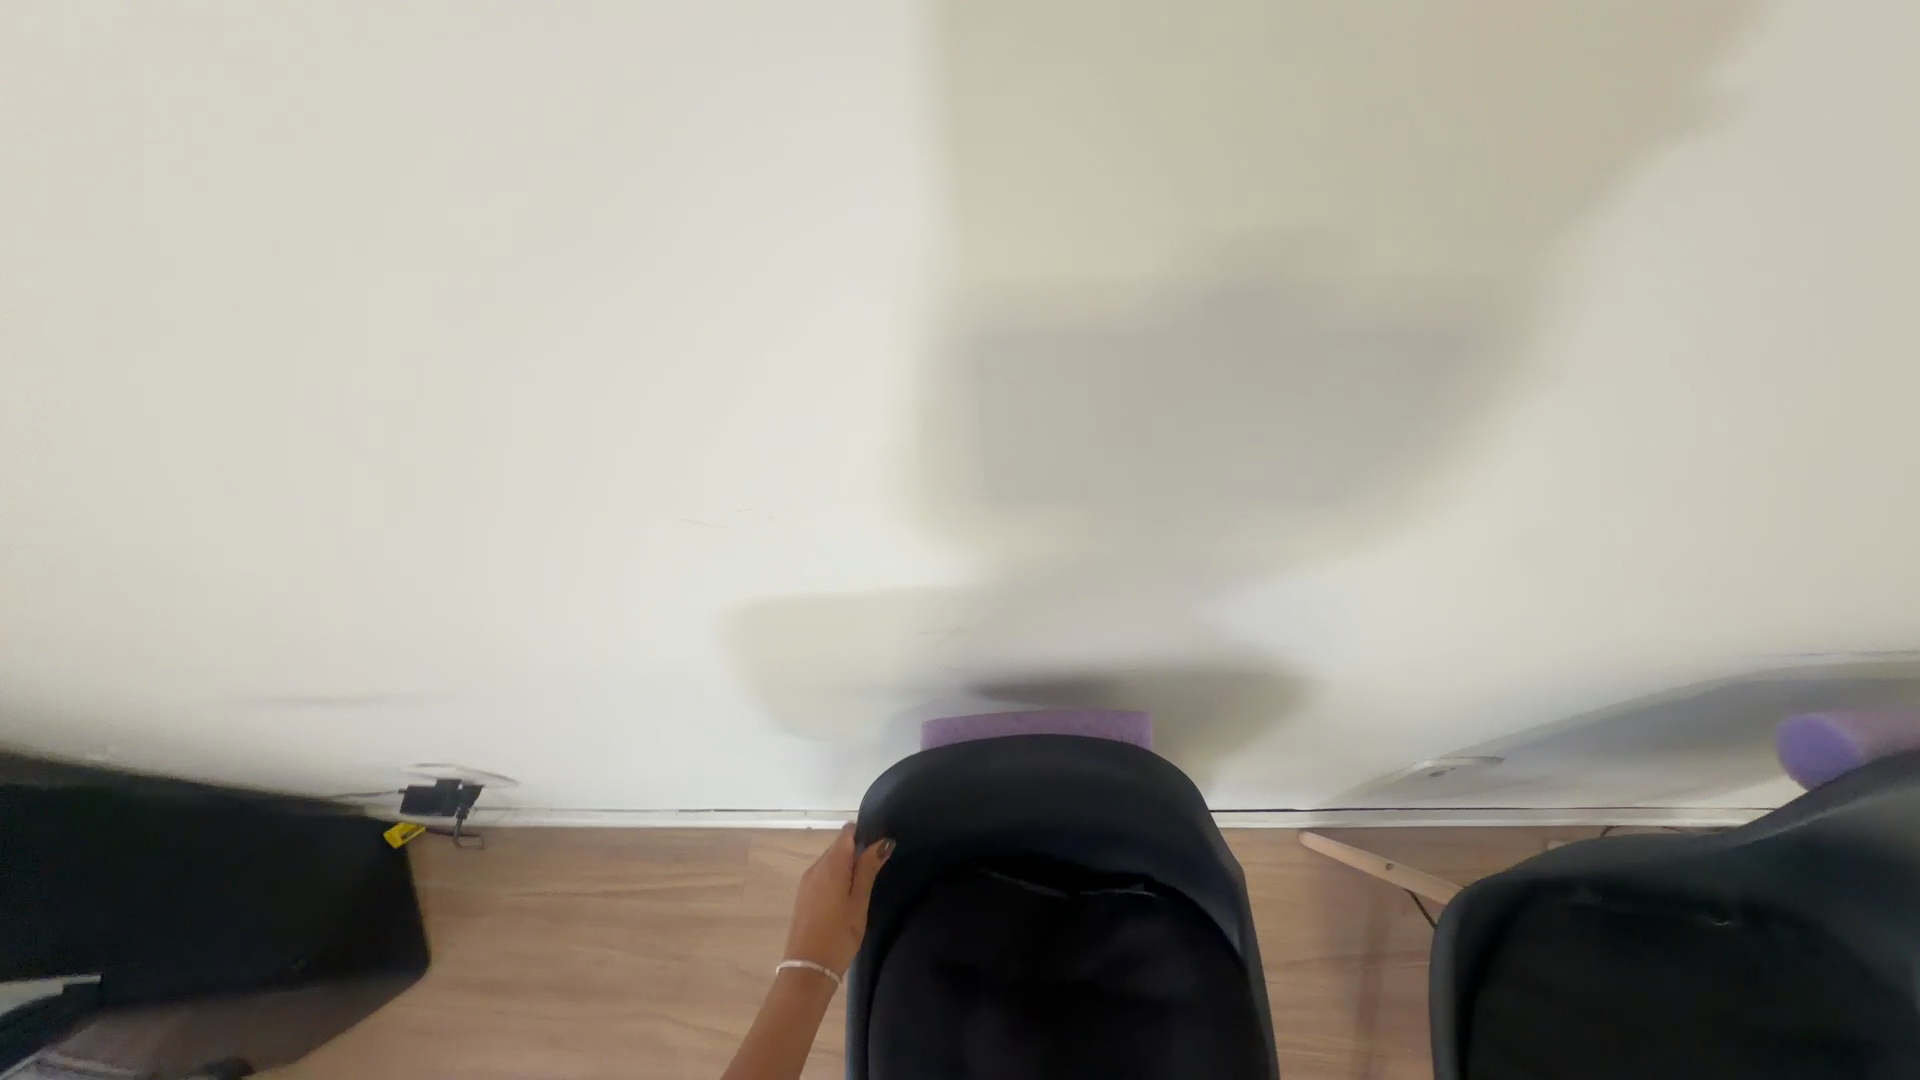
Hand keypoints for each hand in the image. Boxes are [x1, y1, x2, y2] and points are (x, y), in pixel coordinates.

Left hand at [783, 823, 892, 976]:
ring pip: (831, 861)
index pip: (847, 832)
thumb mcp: (859, 900)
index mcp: (831, 863)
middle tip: (877, 870)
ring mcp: (807, 881)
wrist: (807, 968)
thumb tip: (883, 841)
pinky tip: (846, 898)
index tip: (880, 847)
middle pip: (839, 846)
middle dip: (857, 851)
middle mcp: (816, 866)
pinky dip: (836, 878)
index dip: (864, 833)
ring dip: (847, 866)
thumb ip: (869, 868)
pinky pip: (823, 875)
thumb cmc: (839, 934)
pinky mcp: (803, 895)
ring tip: (864, 886)